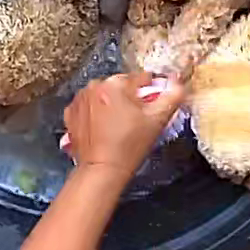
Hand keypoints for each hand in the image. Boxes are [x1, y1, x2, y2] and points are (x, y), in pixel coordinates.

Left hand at [63, 72, 185, 174]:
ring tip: (117, 125)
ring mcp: (80, 99)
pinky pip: (89, 105)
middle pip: (122, 85)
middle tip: (134, 120)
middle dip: (129, 98)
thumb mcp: (157, 120)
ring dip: (112, 103)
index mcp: (116, 84)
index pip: (141, 78)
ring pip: (105, 94)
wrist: (101, 170)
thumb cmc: (130, 146)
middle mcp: (95, 86)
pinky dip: (96, 112)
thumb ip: (173, 97)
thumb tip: (178, 83)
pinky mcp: (70, 113)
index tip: (149, 109)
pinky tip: (102, 127)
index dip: (149, 93)